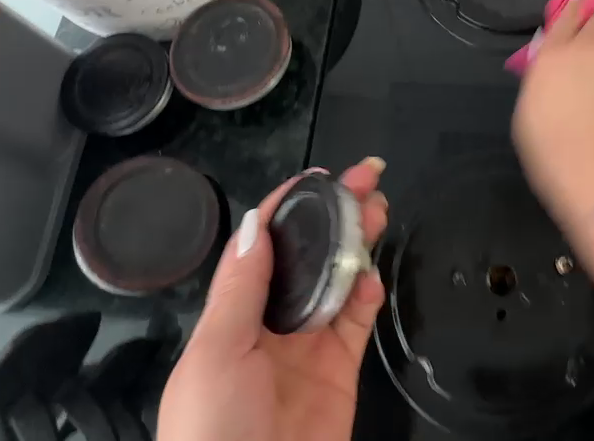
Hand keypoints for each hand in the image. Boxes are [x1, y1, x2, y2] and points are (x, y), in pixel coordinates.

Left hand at [158, 158, 390, 440]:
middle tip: (366, 179)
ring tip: (379, 210)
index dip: (287, 207)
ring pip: (337, 280)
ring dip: (357, 243)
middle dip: (335, 215)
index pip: (261, 247)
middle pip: (307, 256)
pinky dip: (367, 293)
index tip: (318, 177)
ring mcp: (307, 346)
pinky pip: (357, 321)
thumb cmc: (214, 431)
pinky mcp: (340, 369)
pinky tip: (371, 276)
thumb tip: (258, 221)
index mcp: (232, 316)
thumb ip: (240, 287)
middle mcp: (270, 324)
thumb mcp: (215, 354)